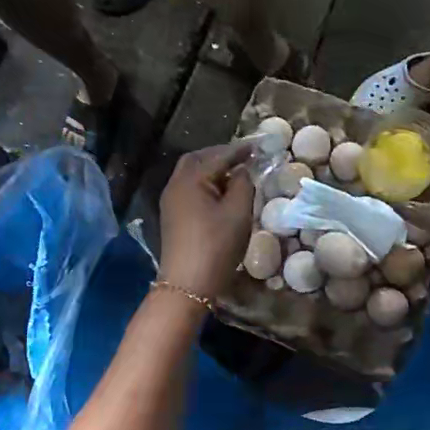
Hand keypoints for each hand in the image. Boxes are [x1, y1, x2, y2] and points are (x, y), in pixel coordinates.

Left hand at [157, 139, 256, 300]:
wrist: (187, 284)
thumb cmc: (216, 245)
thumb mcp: (238, 213)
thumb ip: (243, 184)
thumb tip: (242, 170)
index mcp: (190, 179)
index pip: (218, 156)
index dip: (240, 150)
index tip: (258, 145)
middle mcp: (175, 185)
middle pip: (197, 159)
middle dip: (220, 155)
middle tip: (243, 157)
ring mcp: (170, 201)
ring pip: (190, 174)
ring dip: (211, 169)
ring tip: (235, 174)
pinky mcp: (172, 216)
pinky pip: (188, 189)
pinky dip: (205, 184)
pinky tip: (221, 193)